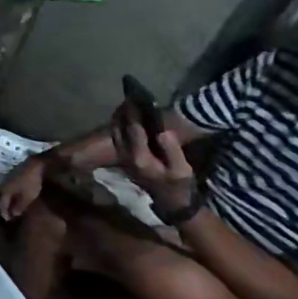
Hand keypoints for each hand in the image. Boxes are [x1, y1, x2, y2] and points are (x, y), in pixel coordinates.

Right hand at [0, 153, 50, 219]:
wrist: (33, 165)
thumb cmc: (30, 182)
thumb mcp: (28, 197)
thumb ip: (20, 206)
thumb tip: (14, 214)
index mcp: (5, 192)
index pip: (1, 205)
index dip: (4, 214)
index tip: (8, 221)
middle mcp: (3, 187)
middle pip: (2, 200)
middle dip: (6, 209)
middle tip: (12, 216)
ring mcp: (7, 182)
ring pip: (6, 195)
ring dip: (9, 203)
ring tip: (14, 209)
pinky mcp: (12, 179)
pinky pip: (10, 191)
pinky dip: (12, 197)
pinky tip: (18, 199)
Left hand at [111, 102, 196, 216]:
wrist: (170, 200)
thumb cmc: (179, 184)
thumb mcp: (182, 170)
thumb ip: (172, 151)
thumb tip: (162, 132)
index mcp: (140, 158)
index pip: (134, 131)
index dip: (133, 115)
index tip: (134, 100)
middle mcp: (126, 156)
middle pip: (119, 129)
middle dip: (123, 114)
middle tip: (128, 98)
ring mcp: (123, 157)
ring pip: (115, 133)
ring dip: (119, 118)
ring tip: (125, 104)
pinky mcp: (124, 158)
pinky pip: (117, 137)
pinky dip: (119, 126)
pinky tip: (125, 118)